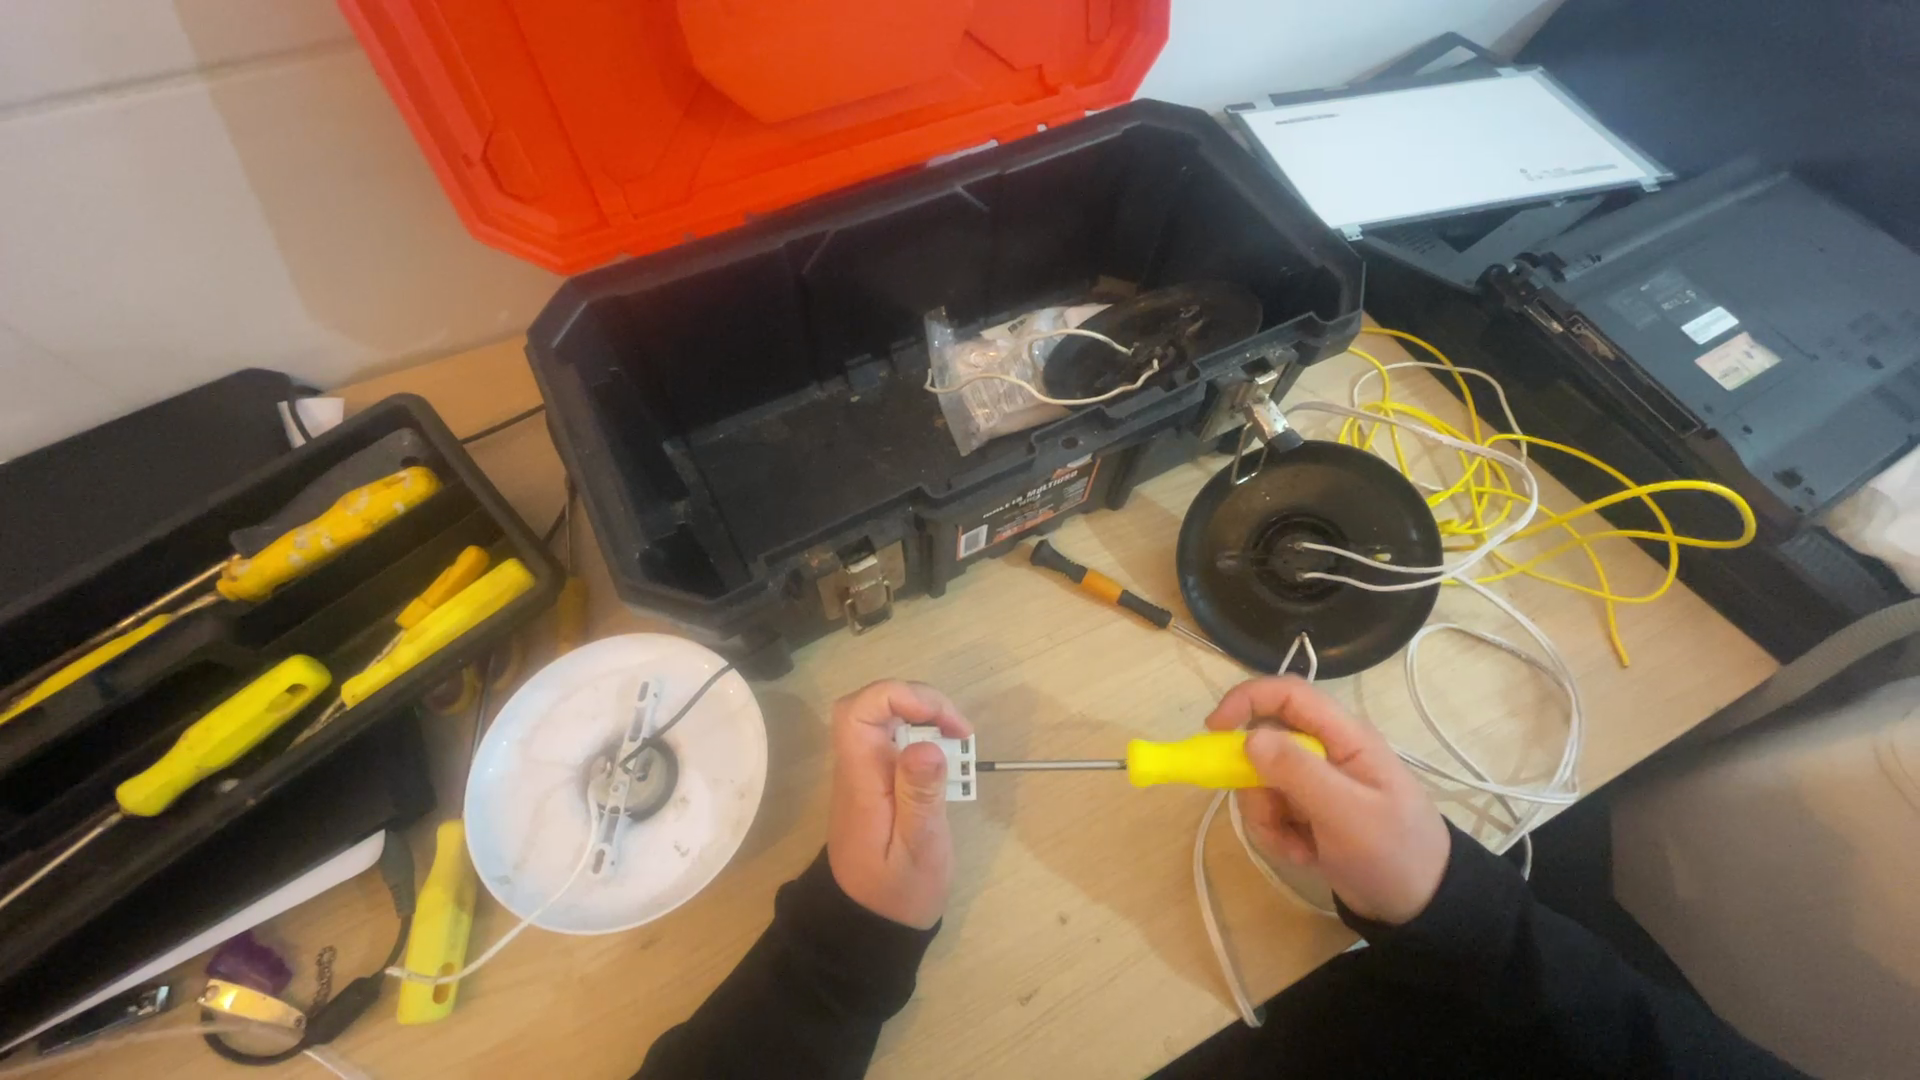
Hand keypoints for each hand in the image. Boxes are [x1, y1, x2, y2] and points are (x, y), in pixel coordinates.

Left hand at [826, 680, 973, 929]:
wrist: (869, 923)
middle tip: (958, 729)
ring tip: (961, 740)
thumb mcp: (918, 849)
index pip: (857, 711)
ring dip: (926, 716)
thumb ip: (920, 797)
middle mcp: (858, 766)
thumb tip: (926, 745)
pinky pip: (897, 738)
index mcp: (861, 778)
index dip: (898, 696)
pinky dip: (926, 735)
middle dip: (920, 701)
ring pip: (886, 716)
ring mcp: (867, 770)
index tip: (939, 719)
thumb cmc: (897, 892)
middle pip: (872, 704)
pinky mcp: (880, 778)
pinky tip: (950, 757)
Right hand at [1205, 677, 1449, 924]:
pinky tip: (1303, 852)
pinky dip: (1276, 831)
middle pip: (1264, 740)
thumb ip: (1299, 772)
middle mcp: (1326, 749)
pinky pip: (1269, 806)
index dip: (1246, 699)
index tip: (1214, 729)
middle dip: (1254, 780)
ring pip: (1260, 777)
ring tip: (1296, 846)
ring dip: (1266, 814)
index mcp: (1344, 736)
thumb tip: (1247, 739)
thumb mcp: (1348, 814)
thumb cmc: (1394, 855)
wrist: (1422, 910)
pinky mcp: (1307, 806)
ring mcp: (1315, 779)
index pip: (1287, 693)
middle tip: (1269, 815)